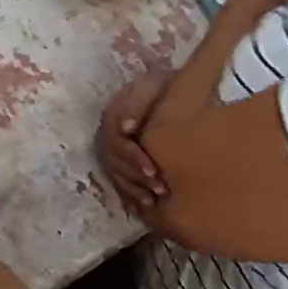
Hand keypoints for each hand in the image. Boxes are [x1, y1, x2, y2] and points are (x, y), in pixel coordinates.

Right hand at [96, 71, 172, 213]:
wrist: (178, 92)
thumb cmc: (167, 89)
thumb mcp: (154, 84)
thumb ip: (138, 101)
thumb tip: (126, 129)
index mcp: (114, 113)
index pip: (113, 138)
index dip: (130, 154)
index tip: (151, 168)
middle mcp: (109, 132)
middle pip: (112, 158)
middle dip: (135, 173)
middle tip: (159, 184)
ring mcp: (114, 148)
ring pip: (115, 172)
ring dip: (135, 186)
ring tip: (158, 196)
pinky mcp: (122, 163)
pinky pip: (120, 182)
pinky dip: (133, 194)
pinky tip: (149, 204)